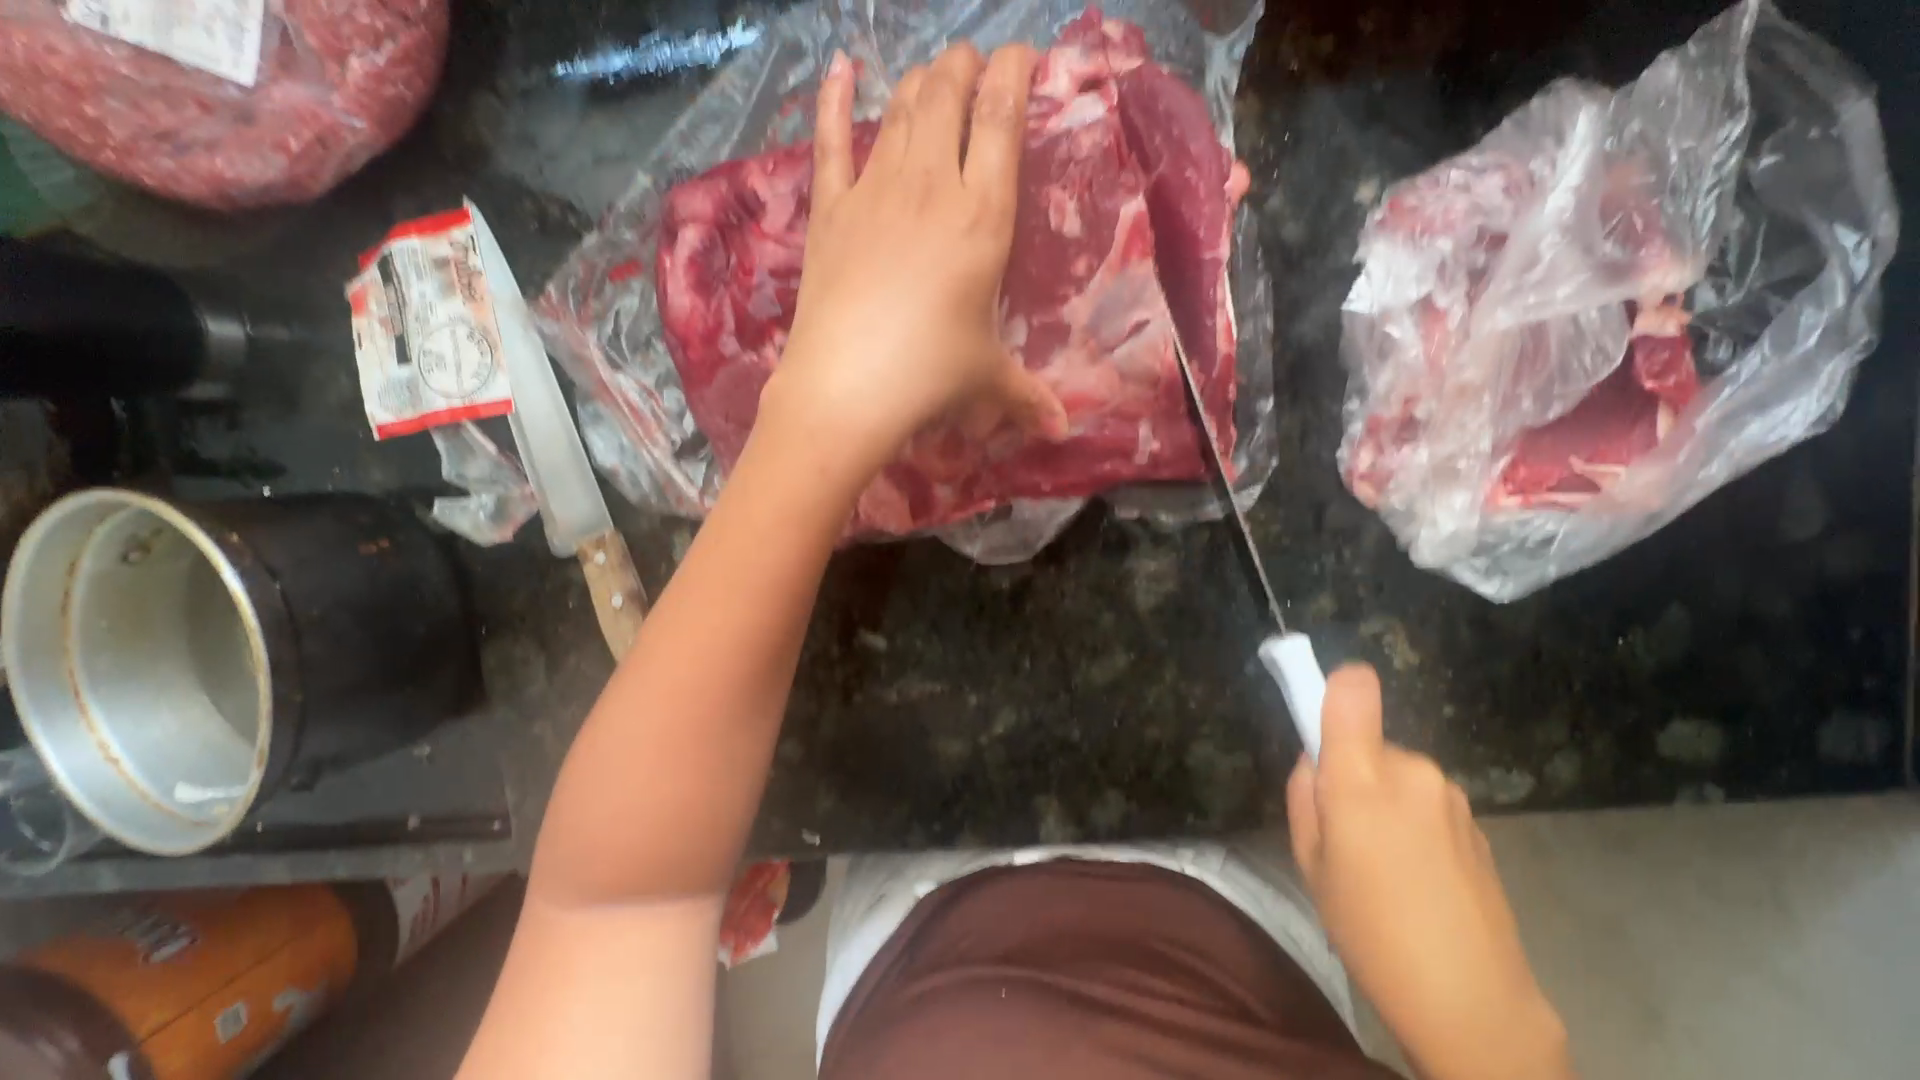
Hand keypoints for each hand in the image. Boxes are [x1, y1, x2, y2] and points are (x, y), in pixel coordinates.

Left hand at [761, 43, 1067, 474]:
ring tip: (933, 74)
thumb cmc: (929, 376)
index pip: (1002, 116)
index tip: (1021, 57)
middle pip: (949, 93)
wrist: (846, 386)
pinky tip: (838, 67)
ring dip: (920, 79)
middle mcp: (932, 184)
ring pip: (900, 107)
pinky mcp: (830, 208)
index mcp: (983, 214)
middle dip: (965, 65)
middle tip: (974, 65)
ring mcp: (875, 190)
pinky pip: (830, 139)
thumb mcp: (988, 379)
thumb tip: (1062, 429)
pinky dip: (832, 99)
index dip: (1013, 72)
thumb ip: (1028, 396)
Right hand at [1287, 666, 1574, 1079]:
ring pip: (1399, 777)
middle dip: (1352, 775)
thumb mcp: (1309, 865)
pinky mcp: (1477, 823)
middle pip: (1369, 744)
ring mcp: (1453, 796)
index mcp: (1363, 777)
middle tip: (1346, 839)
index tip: (1319, 721)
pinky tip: (1418, 882)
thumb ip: (1304, 798)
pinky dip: (1413, 826)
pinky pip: (1427, 804)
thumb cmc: (1369, 932)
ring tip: (1384, 870)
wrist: (1472, 998)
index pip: (1354, 689)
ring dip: (1385, 804)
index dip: (1332, 689)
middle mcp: (1414, 771)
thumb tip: (1316, 763)